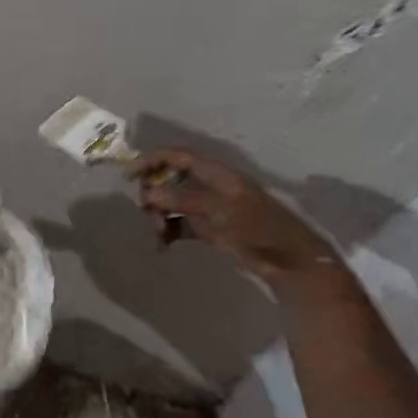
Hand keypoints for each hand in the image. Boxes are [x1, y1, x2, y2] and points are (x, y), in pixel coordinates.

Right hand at [129, 148, 334, 279]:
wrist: (288, 261)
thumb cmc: (256, 228)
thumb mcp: (218, 210)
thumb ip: (182, 199)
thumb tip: (149, 193)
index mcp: (214, 172)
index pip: (176, 156)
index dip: (151, 160)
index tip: (128, 174)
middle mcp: (209, 185)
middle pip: (170, 178)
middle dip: (153, 192)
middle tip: (147, 213)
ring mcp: (209, 207)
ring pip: (172, 202)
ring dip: (160, 214)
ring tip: (158, 235)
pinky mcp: (210, 229)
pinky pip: (180, 224)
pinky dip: (169, 231)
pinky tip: (162, 246)